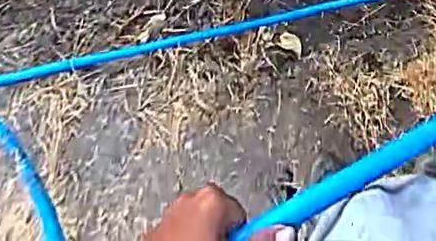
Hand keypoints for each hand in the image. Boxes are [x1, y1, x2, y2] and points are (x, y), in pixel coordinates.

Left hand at [143, 185, 290, 240]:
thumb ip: (259, 240)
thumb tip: (285, 229)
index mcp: (211, 200)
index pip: (247, 210)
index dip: (254, 232)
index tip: (275, 229)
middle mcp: (189, 199)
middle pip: (224, 217)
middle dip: (227, 237)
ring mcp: (167, 217)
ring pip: (200, 226)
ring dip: (205, 240)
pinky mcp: (151, 235)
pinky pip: (181, 234)